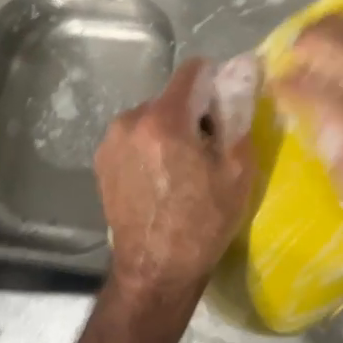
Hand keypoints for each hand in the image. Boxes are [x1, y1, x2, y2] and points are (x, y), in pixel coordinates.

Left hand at [96, 58, 253, 297]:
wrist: (155, 272)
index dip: (214, 80)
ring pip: (153, 115)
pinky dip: (151, 145)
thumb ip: (237, 114)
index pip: (192, 70)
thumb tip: (241, 74)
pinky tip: (162, 178)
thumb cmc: (203, 222)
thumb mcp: (237, 168)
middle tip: (208, 147)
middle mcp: (130, 120)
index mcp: (164, 119)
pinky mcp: (102, 160)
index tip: (225, 106)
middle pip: (172, 96)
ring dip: (170, 129)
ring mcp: (111, 140)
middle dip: (193, 111)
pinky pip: (136, 135)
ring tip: (184, 167)